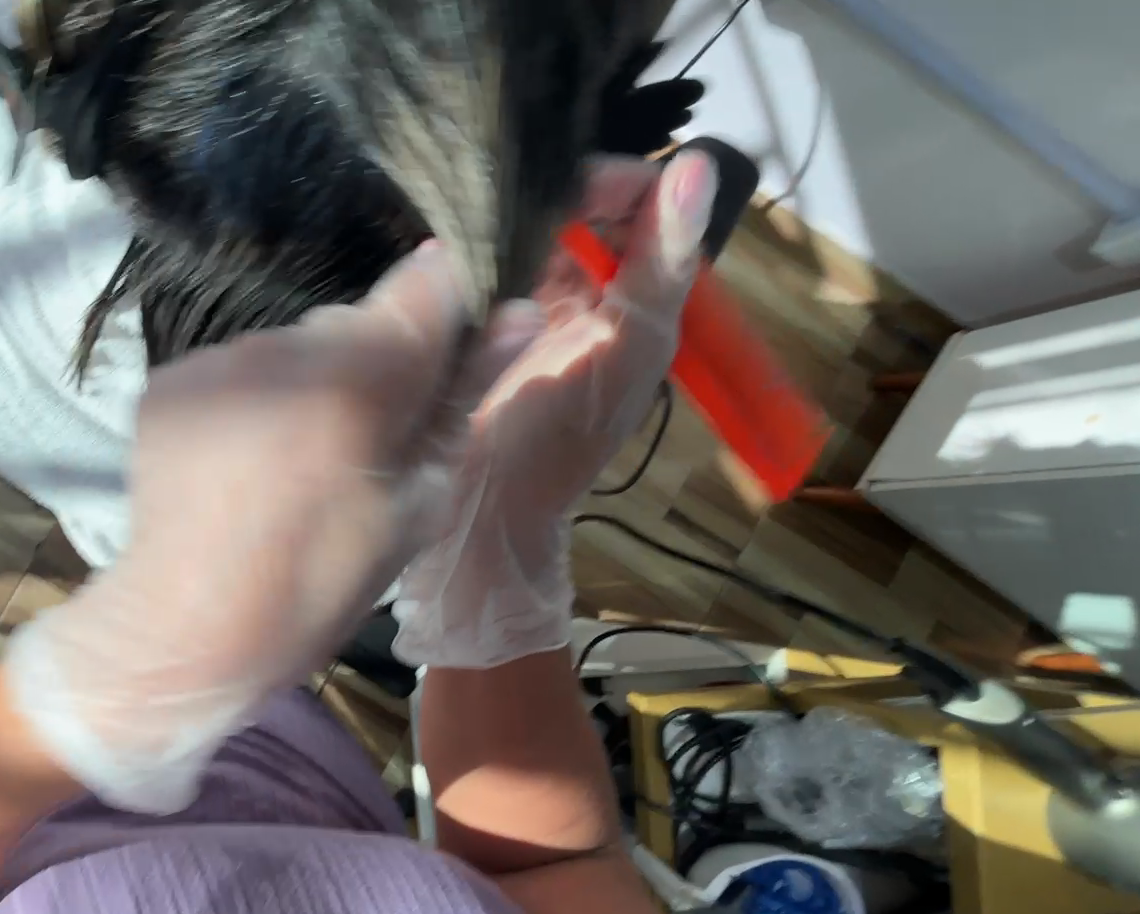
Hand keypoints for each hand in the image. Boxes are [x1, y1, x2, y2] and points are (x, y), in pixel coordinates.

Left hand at [7, 242, 481, 811]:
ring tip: (285, 462)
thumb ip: (460, 402)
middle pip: (348, 321)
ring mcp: (212, 362)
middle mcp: (279, 352)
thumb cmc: (317, 586)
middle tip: (348, 448)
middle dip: (364, 368)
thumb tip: (518, 314)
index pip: (425, 288)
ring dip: (301, 385)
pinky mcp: (166, 380)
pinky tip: (238, 460)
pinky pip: (231, 369)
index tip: (431, 367)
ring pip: (287, 345)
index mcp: (354, 385)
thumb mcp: (413, 508)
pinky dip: (246, 400)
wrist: (190, 627)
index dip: (439, 321)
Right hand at [393, 152, 715, 669]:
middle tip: (511, 189)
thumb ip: (659, 272)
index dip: (617, 182)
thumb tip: (697, 170)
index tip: (578, 181)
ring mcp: (511, 313)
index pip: (633, 210)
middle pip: (573, 217)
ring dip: (504, 222)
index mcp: (625, 303)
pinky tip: (448, 246)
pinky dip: (466, 254)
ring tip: (474, 207)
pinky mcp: (460, 327)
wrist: (476, 513)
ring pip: (518, 241)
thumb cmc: (554, 445)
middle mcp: (571, 299)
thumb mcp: (625, 357)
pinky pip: (471, 272)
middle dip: (552, 195)